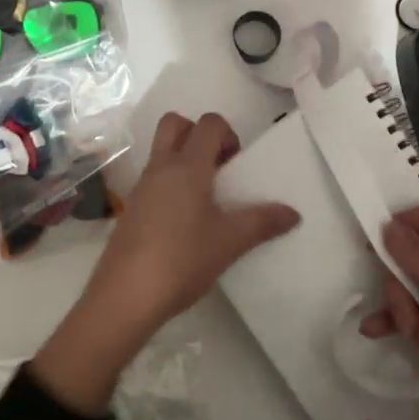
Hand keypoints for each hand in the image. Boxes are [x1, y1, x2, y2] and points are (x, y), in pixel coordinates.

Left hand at [32, 112, 298, 414]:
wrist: (125, 296)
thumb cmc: (182, 260)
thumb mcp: (230, 242)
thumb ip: (262, 223)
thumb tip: (293, 213)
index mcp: (187, 166)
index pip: (208, 123)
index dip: (228, 133)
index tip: (237, 165)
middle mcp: (161, 168)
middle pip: (175, 124)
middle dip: (198, 133)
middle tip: (218, 168)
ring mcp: (141, 187)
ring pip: (161, 152)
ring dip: (183, 159)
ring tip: (206, 198)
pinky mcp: (131, 209)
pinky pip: (153, 179)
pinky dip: (170, 184)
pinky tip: (185, 222)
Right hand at [362, 205, 418, 419]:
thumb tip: (388, 226)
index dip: (403, 226)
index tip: (378, 242)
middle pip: (410, 258)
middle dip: (401, 286)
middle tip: (407, 314)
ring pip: (404, 289)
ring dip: (402, 313)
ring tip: (418, 339)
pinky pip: (405, 316)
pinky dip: (392, 324)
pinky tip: (373, 331)